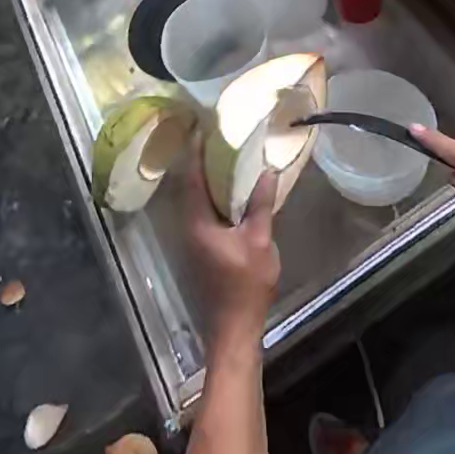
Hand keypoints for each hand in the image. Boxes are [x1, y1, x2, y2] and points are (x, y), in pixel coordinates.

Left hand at [186, 148, 279, 354]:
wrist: (234, 324)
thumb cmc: (246, 283)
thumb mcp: (259, 240)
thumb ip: (260, 205)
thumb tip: (266, 173)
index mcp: (198, 223)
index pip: (192, 180)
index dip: (195, 153)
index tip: (201, 129)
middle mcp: (188, 228)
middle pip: (189, 186)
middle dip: (200, 160)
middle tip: (216, 136)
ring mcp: (194, 239)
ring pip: (195, 199)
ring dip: (207, 177)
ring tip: (225, 155)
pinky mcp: (203, 246)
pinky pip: (204, 210)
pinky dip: (214, 193)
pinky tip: (231, 188)